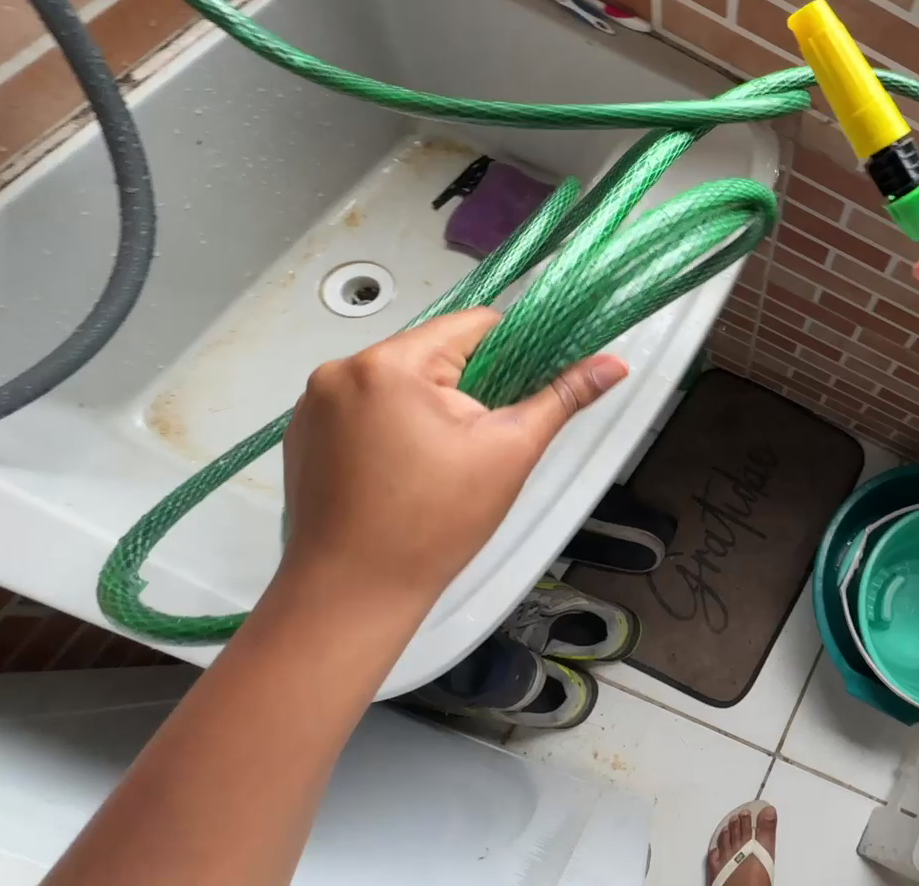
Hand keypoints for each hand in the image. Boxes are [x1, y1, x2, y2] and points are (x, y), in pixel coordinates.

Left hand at [279, 308, 626, 604]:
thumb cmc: (434, 522)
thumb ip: (564, 396)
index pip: (475, 325)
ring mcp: (315, 402)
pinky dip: (399, 421)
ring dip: (435, 402)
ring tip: (450, 455)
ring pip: (405, 379)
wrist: (352, 593)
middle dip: (473, 383)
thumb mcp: (513, 449)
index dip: (516, 350)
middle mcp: (342, 370)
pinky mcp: (305, 432)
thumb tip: (614, 364)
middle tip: (490, 434)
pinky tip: (413, 465)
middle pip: (437, 351)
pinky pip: (369, 404)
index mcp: (392, 365)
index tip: (530, 388)